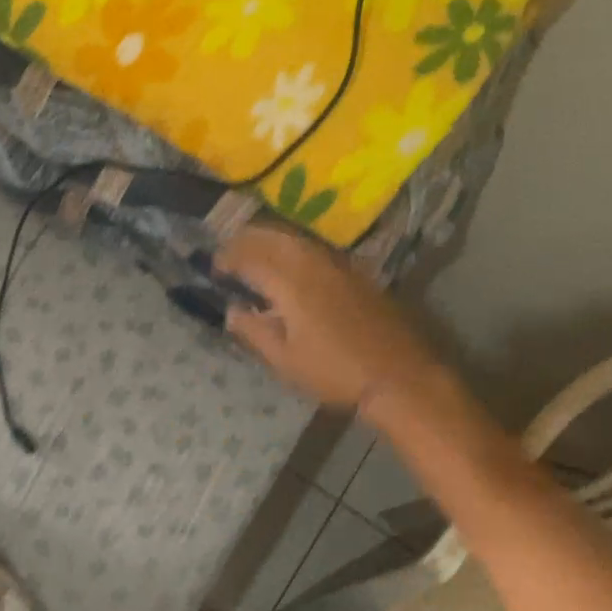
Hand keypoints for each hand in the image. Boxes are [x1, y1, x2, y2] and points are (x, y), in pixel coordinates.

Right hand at [216, 223, 439, 411]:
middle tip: (229, 254)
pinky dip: (293, 249)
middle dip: (246, 240)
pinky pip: (315, 248)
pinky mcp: (356, 273)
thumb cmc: (334, 372)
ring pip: (296, 238)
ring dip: (270, 241)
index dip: (227, 258)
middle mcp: (313, 262)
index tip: (213, 268)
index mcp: (290, 282)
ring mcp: (338, 264)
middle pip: (273, 236)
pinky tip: (290, 267)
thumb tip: (232, 310)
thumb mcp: (284, 360)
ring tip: (255, 257)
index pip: (249, 256)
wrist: (398, 374)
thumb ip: (253, 331)